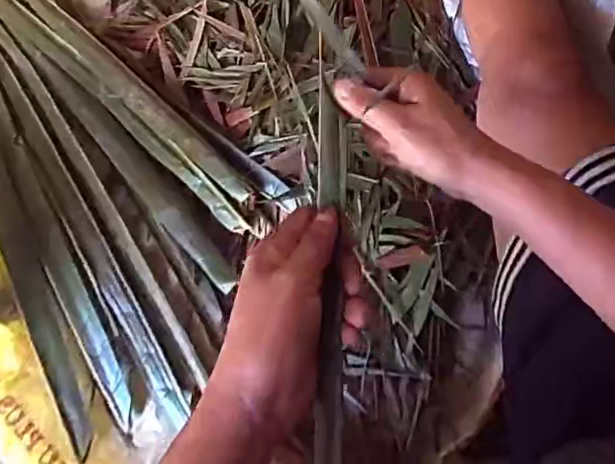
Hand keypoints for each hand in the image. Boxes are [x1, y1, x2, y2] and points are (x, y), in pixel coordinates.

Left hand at [200, 207, 370, 446]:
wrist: (257, 405)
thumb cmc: (271, 333)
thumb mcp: (293, 280)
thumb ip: (315, 244)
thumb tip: (330, 210)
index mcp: (275, 252)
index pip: (308, 219)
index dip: (332, 224)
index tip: (350, 241)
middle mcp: (288, 271)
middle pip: (330, 251)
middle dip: (348, 268)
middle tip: (353, 286)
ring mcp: (302, 301)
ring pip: (340, 282)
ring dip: (355, 299)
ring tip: (357, 320)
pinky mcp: (316, 329)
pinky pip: (342, 312)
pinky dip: (351, 322)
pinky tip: (352, 337)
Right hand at [334, 68, 499, 198]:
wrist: (475, 174)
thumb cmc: (436, 146)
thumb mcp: (395, 125)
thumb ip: (365, 105)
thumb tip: (337, 83)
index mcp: (408, 80)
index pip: (366, 79)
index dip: (356, 99)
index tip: (352, 118)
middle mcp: (412, 92)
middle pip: (372, 107)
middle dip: (375, 130)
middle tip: (390, 141)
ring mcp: (417, 114)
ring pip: (381, 128)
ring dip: (386, 145)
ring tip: (403, 153)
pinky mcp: (421, 134)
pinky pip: (395, 142)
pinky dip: (398, 153)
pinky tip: (409, 161)